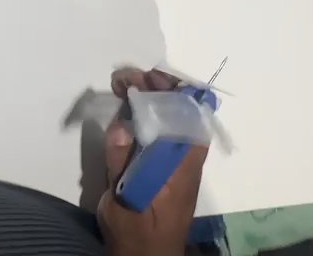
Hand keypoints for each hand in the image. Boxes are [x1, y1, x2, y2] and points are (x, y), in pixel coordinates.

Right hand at [97, 68, 207, 255]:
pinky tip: (124, 104)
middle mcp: (179, 161)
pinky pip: (153, 130)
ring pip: (164, 119)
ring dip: (146, 97)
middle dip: (156, 89)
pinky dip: (139, 113)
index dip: (176, 94)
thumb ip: (122, 164)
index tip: (152, 78)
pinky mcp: (154, 165)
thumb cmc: (137, 235)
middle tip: (128, 78)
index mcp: (180, 169)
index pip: (191, 123)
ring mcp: (167, 161)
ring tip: (121, 84)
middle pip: (177, 114)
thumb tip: (122, 126)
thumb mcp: (125, 203)